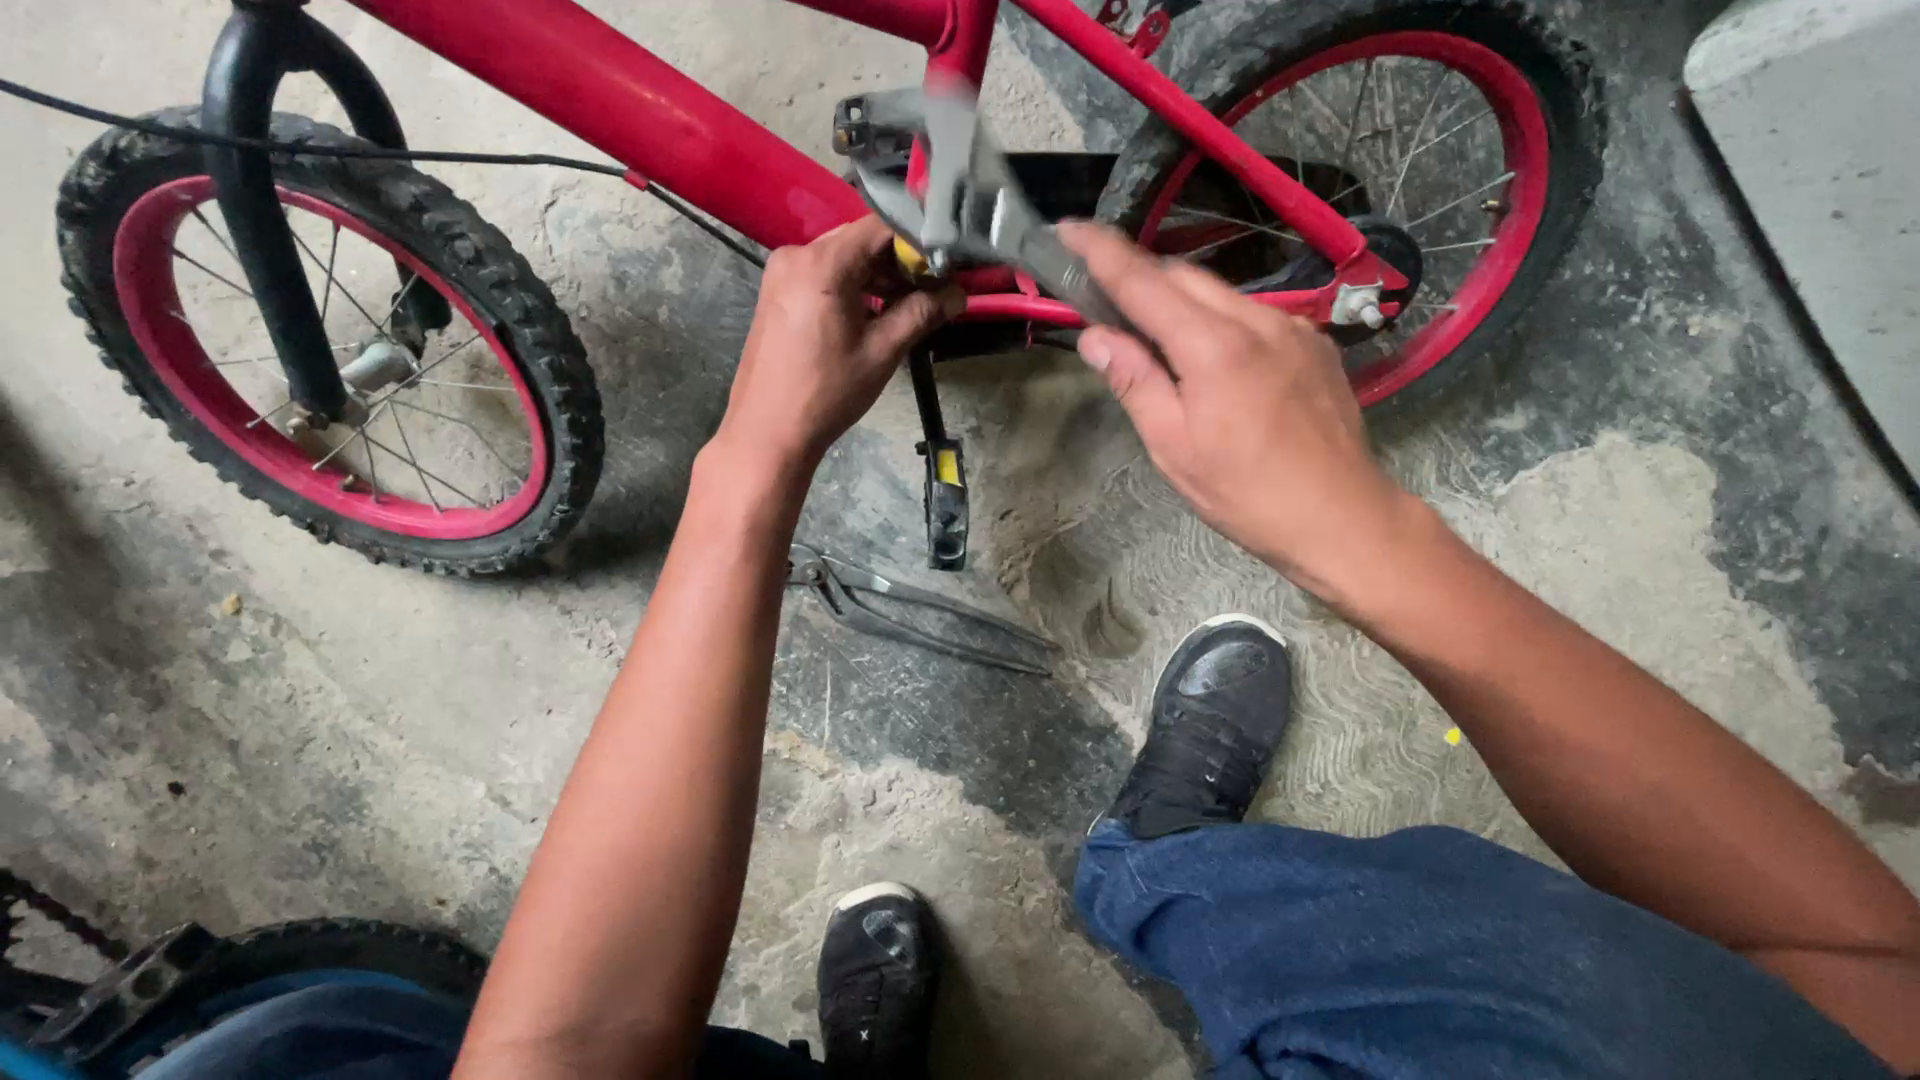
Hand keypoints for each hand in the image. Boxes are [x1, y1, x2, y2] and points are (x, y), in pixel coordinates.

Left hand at [716, 216, 961, 468]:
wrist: (767, 431)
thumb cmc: (827, 392)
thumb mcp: (882, 351)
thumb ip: (922, 313)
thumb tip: (959, 294)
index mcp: (822, 262)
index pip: (881, 227)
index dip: (919, 243)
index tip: (946, 267)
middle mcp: (796, 254)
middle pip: (861, 240)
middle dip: (900, 261)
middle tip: (934, 288)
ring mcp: (781, 272)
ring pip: (844, 257)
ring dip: (878, 275)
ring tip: (911, 304)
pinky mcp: (777, 292)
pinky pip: (824, 274)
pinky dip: (854, 286)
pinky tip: (876, 311)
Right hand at [1059, 223, 1418, 603]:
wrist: (1341, 517)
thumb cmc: (1245, 493)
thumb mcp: (1173, 447)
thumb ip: (1135, 382)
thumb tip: (1096, 336)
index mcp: (1213, 346)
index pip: (1144, 282)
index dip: (1100, 252)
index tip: (1068, 230)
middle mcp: (1257, 320)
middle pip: (1184, 278)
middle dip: (1140, 281)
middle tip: (1107, 308)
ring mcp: (1293, 328)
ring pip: (1221, 295)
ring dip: (1182, 306)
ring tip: (1161, 346)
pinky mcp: (1315, 344)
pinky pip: (1255, 316)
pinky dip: (1221, 324)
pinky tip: (1217, 364)